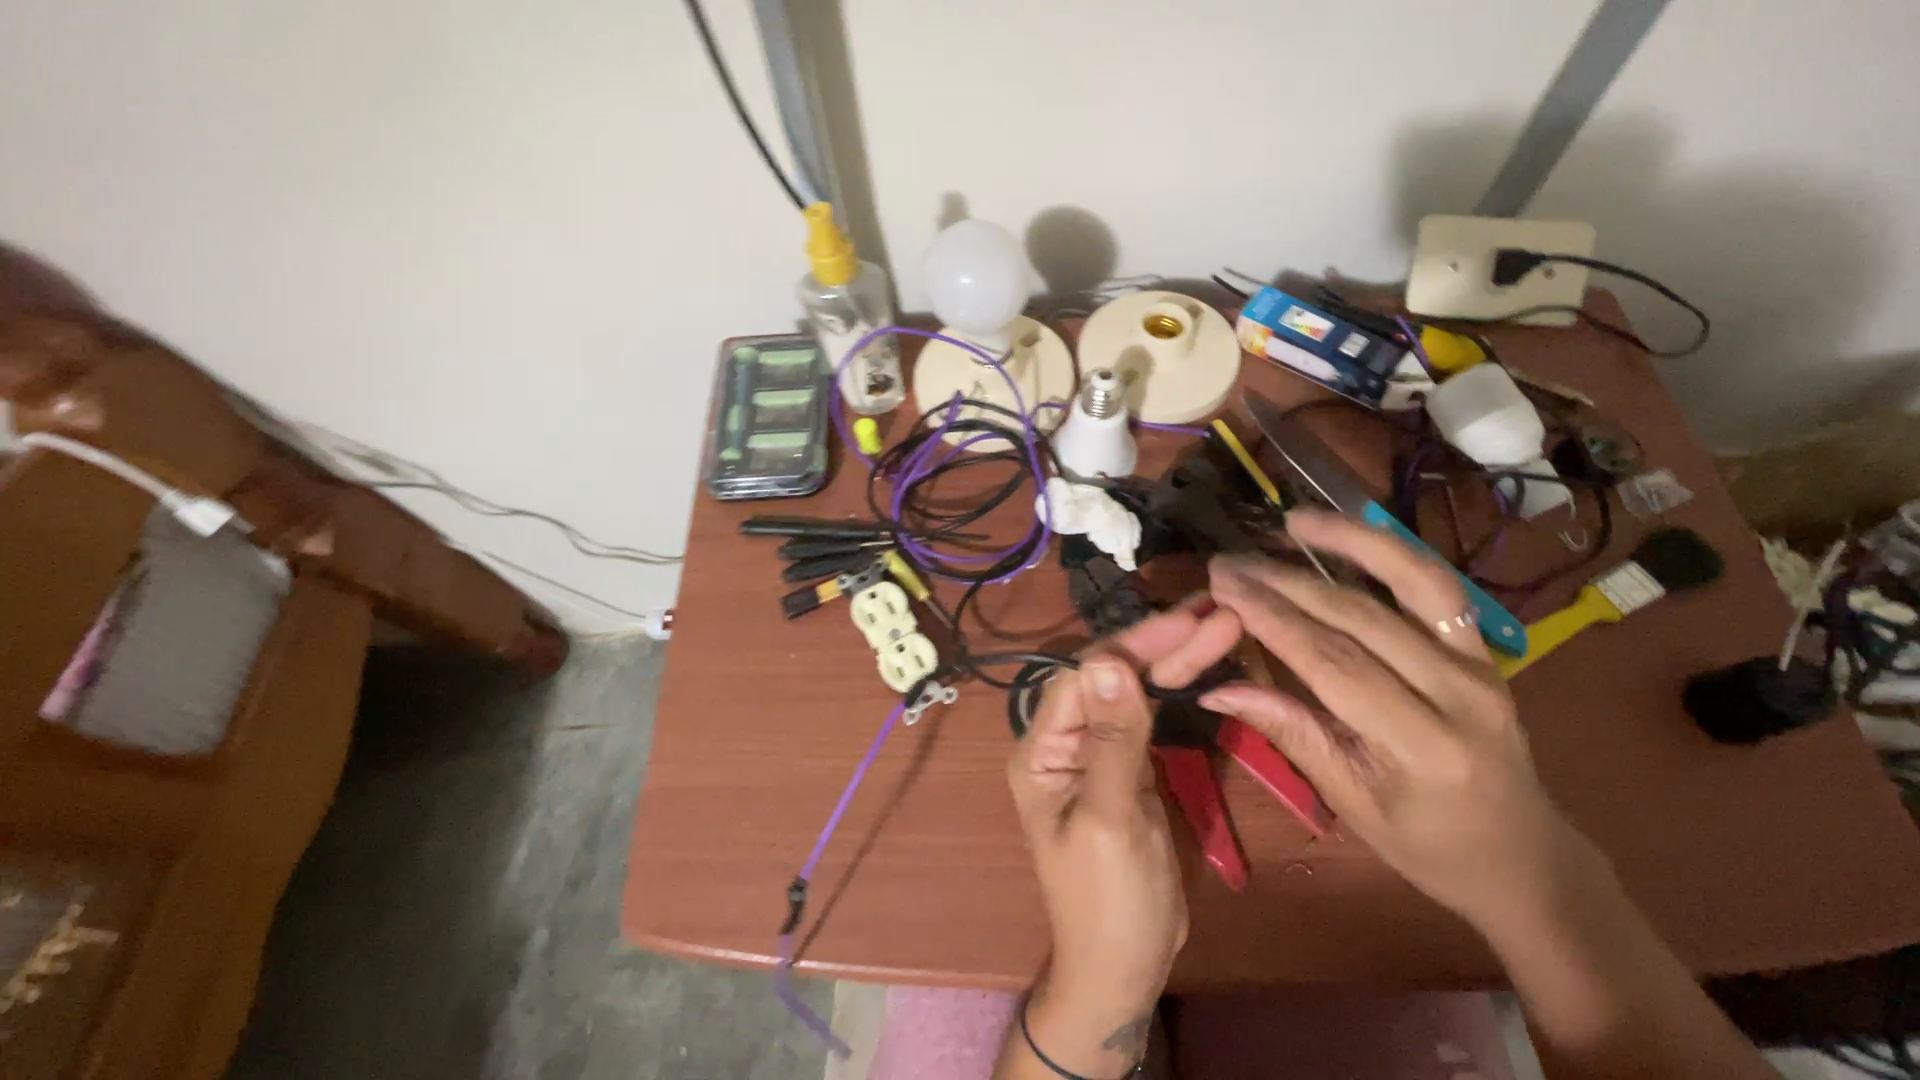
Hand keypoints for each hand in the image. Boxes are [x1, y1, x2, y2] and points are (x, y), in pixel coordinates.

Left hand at [1004, 600, 1239, 1075]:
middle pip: (1110, 679)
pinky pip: (1147, 717)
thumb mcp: (1111, 819)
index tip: (1187, 620)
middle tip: (1218, 611)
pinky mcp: (1125, 767)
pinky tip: (1202, 664)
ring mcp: (1095, 753)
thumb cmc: (1108, 899)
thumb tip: (1112, 660)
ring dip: (1173, 659)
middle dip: (1161, 644)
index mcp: (1042, 751)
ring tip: (1222, 625)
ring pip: (1132, 693)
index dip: (1134, 646)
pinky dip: (1175, 690)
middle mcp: (1063, 742)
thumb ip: (1114, 740)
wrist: (1124, 962)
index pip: (1084, 679)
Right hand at [1202, 509, 1588, 929]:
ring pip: (1412, 583)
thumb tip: (1217, 689)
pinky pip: (1438, 588)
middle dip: (1287, 584)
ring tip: (1294, 521)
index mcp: (1422, 744)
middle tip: (1228, 563)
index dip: (1274, 620)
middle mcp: (1459, 693)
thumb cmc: (1429, 846)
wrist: (1523, 856)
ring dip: (1350, 542)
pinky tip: (1350, 534)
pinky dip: (1392, 554)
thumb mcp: (1353, 803)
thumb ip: (1292, 734)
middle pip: (1361, 618)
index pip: (1334, 664)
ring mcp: (1481, 663)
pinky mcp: (1486, 649)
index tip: (1223, 587)